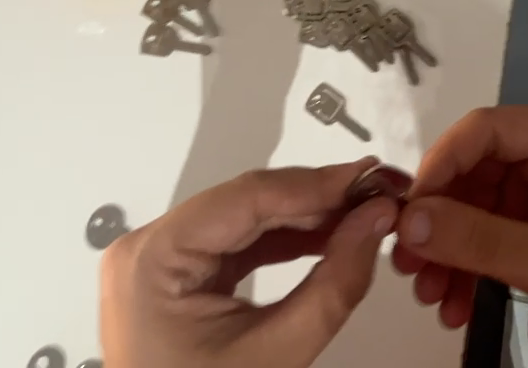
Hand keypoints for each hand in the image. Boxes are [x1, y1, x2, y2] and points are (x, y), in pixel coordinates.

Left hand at [101, 158, 398, 367]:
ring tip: (362, 212)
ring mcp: (162, 259)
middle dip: (317, 199)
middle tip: (377, 192)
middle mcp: (150, 245)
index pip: (247, 198)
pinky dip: (287, 240)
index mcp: (153, 258)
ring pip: (248, 218)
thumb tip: (377, 216)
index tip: (372, 177)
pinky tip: (330, 235)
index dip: (316, 184)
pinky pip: (240, 243)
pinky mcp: (181, 275)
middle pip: (247, 203)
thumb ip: (333, 283)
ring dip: (308, 216)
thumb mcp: (275, 357)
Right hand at [392, 107, 527, 367]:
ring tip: (428, 294)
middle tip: (406, 261)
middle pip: (468, 168)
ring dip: (442, 249)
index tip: (408, 210)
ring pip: (465, 206)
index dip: (442, 163)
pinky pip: (475, 237)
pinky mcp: (524, 231)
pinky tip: (451, 306)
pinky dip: (458, 269)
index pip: (485, 130)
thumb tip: (408, 220)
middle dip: (437, 217)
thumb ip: (478, 239)